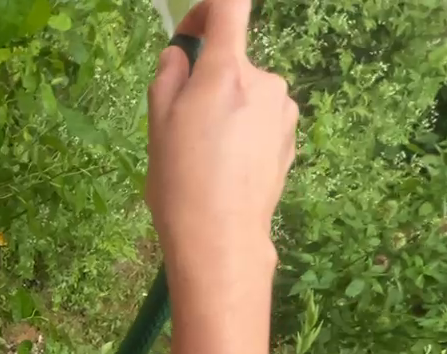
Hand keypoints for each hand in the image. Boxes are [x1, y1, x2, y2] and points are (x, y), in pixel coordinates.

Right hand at [145, 0, 297, 289]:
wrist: (220, 238)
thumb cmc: (179, 186)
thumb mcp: (156, 131)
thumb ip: (167, 81)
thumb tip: (178, 54)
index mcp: (226, 72)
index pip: (229, 5)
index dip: (205, 9)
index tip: (189, 34)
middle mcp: (264, 79)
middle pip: (231, 65)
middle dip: (205, 88)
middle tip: (180, 135)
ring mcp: (282, 108)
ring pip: (245, 97)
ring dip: (224, 115)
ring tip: (203, 161)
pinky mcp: (290, 136)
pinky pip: (259, 122)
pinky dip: (240, 136)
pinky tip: (224, 172)